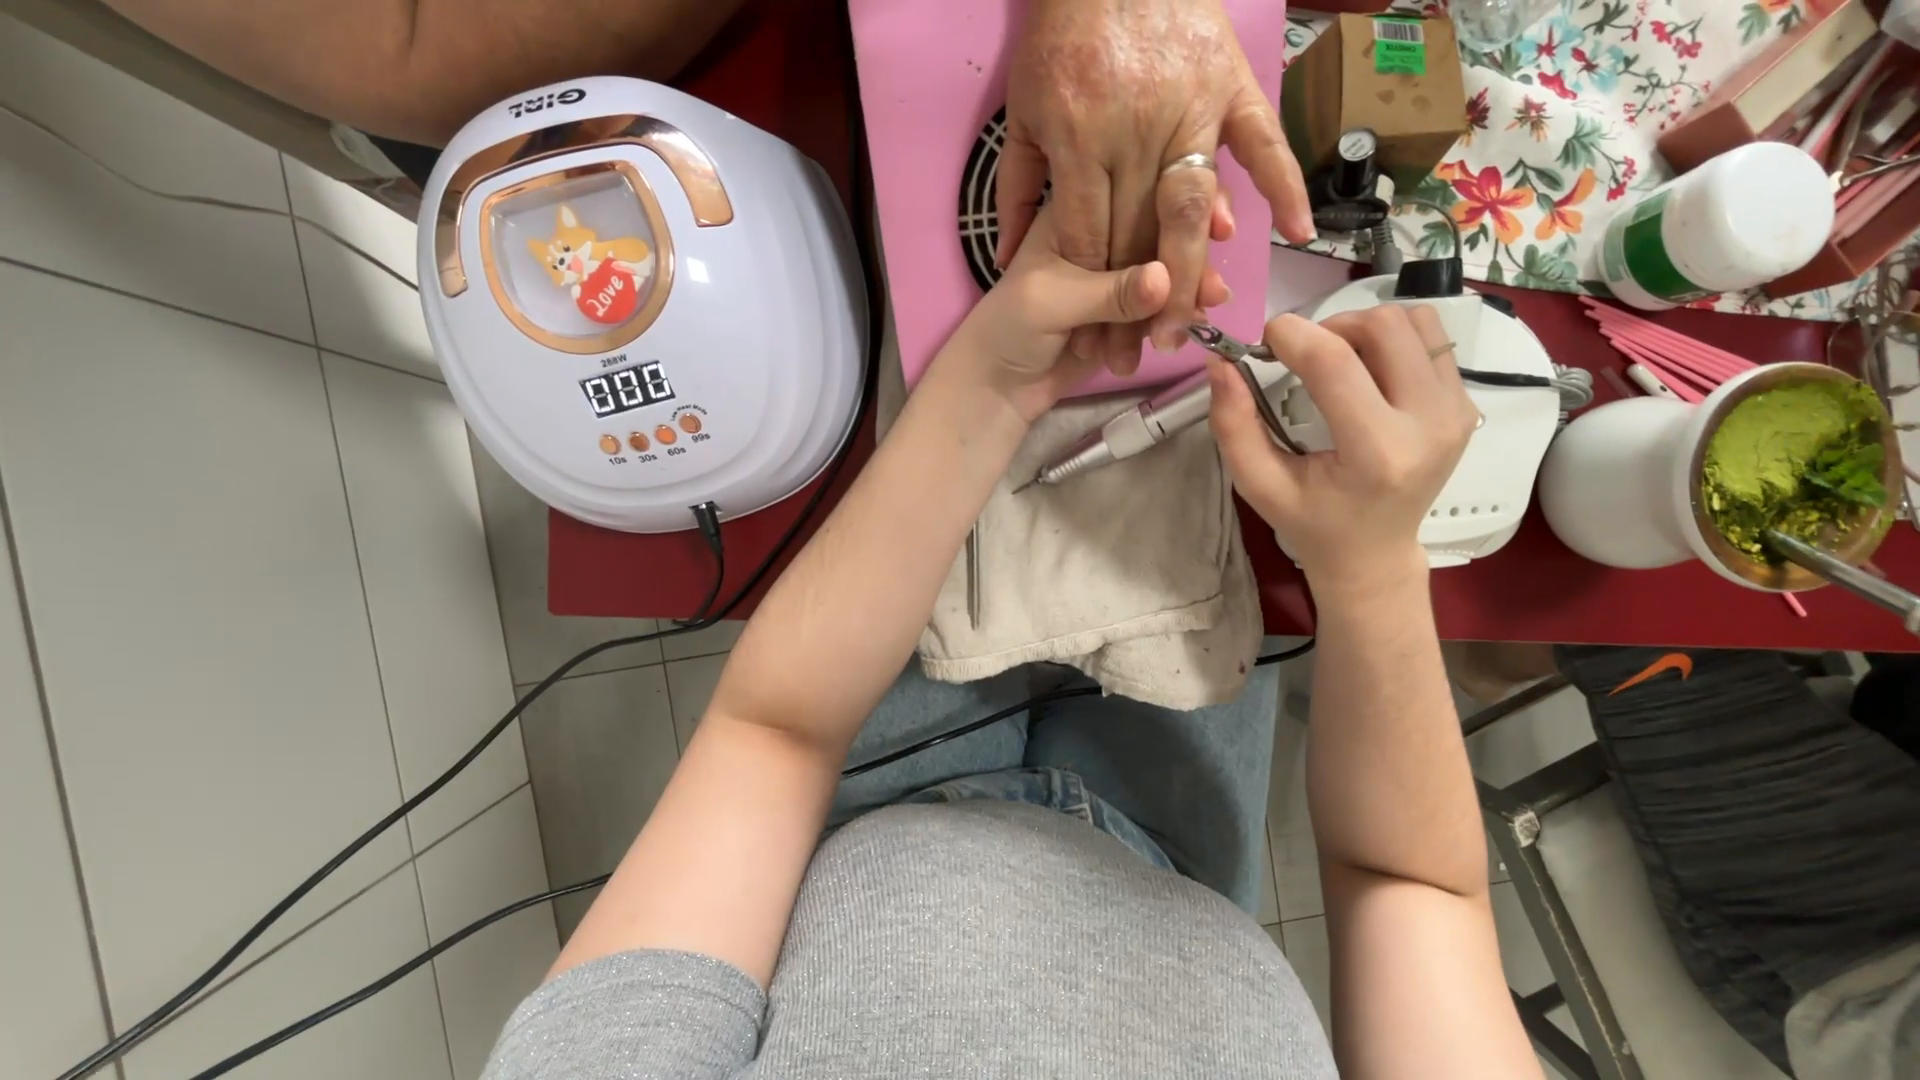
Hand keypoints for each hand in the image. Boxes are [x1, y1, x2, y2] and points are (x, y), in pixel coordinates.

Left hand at [944, 207, 1226, 422]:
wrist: (1000, 384)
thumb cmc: (1008, 329)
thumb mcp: (1050, 304)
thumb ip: (1106, 292)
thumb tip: (1162, 280)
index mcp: (1075, 209)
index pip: (1134, 196)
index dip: (1175, 208)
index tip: (1212, 226)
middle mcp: (1103, 230)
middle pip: (1161, 226)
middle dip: (1192, 250)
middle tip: (1212, 279)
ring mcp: (1120, 271)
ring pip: (1169, 264)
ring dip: (1192, 283)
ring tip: (1210, 303)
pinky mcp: (1131, 308)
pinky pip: (1166, 302)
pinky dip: (1183, 310)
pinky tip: (1200, 318)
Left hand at [996, 0, 1313, 370]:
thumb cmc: (1059, 41)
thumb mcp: (1022, 116)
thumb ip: (1017, 189)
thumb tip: (1009, 255)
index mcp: (1078, 139)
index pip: (1088, 236)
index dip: (1092, 292)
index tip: (1099, 334)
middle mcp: (1134, 131)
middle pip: (1137, 236)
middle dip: (1138, 303)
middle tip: (1142, 354)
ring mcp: (1188, 109)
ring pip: (1193, 207)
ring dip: (1196, 271)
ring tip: (1197, 322)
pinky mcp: (1229, 86)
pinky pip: (1262, 142)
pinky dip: (1283, 186)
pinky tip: (1298, 234)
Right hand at [1209, 306, 1478, 597]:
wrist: (1373, 552)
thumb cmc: (1310, 521)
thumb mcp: (1257, 483)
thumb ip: (1233, 423)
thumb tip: (1221, 362)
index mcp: (1376, 453)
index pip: (1335, 363)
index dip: (1292, 335)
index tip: (1266, 341)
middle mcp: (1429, 425)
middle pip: (1384, 327)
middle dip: (1330, 327)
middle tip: (1303, 356)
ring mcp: (1455, 412)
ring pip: (1415, 322)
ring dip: (1365, 329)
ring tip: (1338, 360)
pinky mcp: (1467, 405)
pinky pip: (1432, 341)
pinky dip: (1392, 343)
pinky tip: (1368, 373)